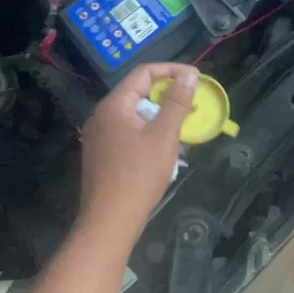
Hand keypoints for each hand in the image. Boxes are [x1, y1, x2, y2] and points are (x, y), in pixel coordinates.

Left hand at [78, 63, 196, 238]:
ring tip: (180, 127)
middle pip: (137, 92)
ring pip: (133, 114)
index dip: (171, 70)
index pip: (143, 73)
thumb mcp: (164, 136)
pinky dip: (146, 131)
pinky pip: (126, 131)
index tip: (195, 78)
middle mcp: (101, 116)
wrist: (109, 222)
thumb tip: (189, 75)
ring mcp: (98, 136)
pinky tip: (161, 148)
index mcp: (114, 106)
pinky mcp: (100, 154)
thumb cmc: (139, 176)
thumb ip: (176, 102)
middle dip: (166, 94)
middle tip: (191, 104)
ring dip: (158, 115)